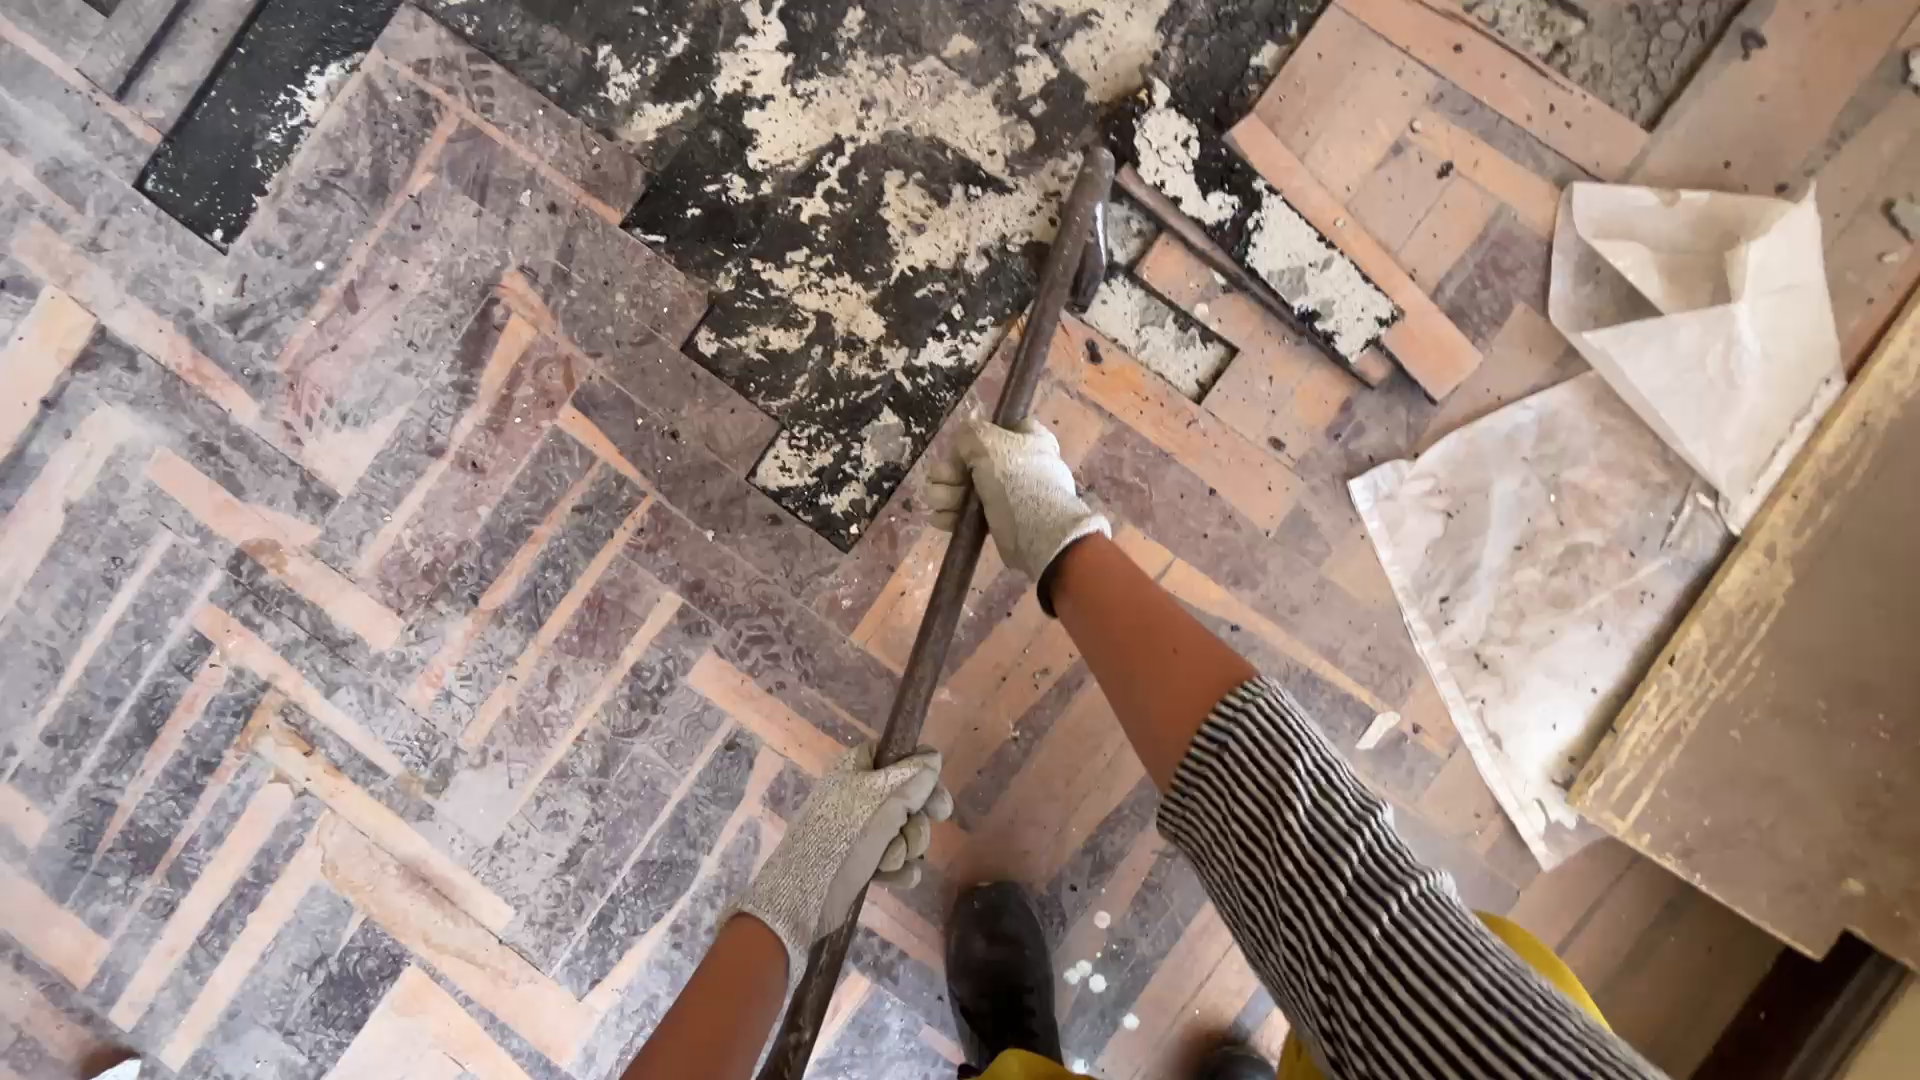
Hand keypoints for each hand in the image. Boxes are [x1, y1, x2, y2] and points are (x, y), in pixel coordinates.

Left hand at [732, 743, 952, 983]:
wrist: (804, 895)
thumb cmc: (843, 836)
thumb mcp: (883, 798)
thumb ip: (914, 776)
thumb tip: (933, 756)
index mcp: (858, 768)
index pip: (899, 756)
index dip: (922, 773)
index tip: (938, 798)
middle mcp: (861, 795)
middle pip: (909, 797)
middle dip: (917, 821)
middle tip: (921, 832)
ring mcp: (861, 830)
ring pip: (905, 831)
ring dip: (906, 847)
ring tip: (889, 860)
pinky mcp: (862, 862)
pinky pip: (895, 859)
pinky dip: (897, 868)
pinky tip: (892, 877)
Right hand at [927, 417, 1109, 581]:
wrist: (1038, 533)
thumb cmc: (1017, 480)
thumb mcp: (988, 442)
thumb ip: (968, 434)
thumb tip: (963, 443)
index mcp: (1027, 438)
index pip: (994, 429)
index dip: (973, 438)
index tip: (961, 449)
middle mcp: (1018, 464)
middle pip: (970, 461)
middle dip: (949, 472)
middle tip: (945, 480)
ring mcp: (1007, 495)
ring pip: (964, 489)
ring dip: (945, 495)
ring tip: (942, 503)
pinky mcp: (997, 521)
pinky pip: (967, 514)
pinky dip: (952, 516)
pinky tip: (942, 518)